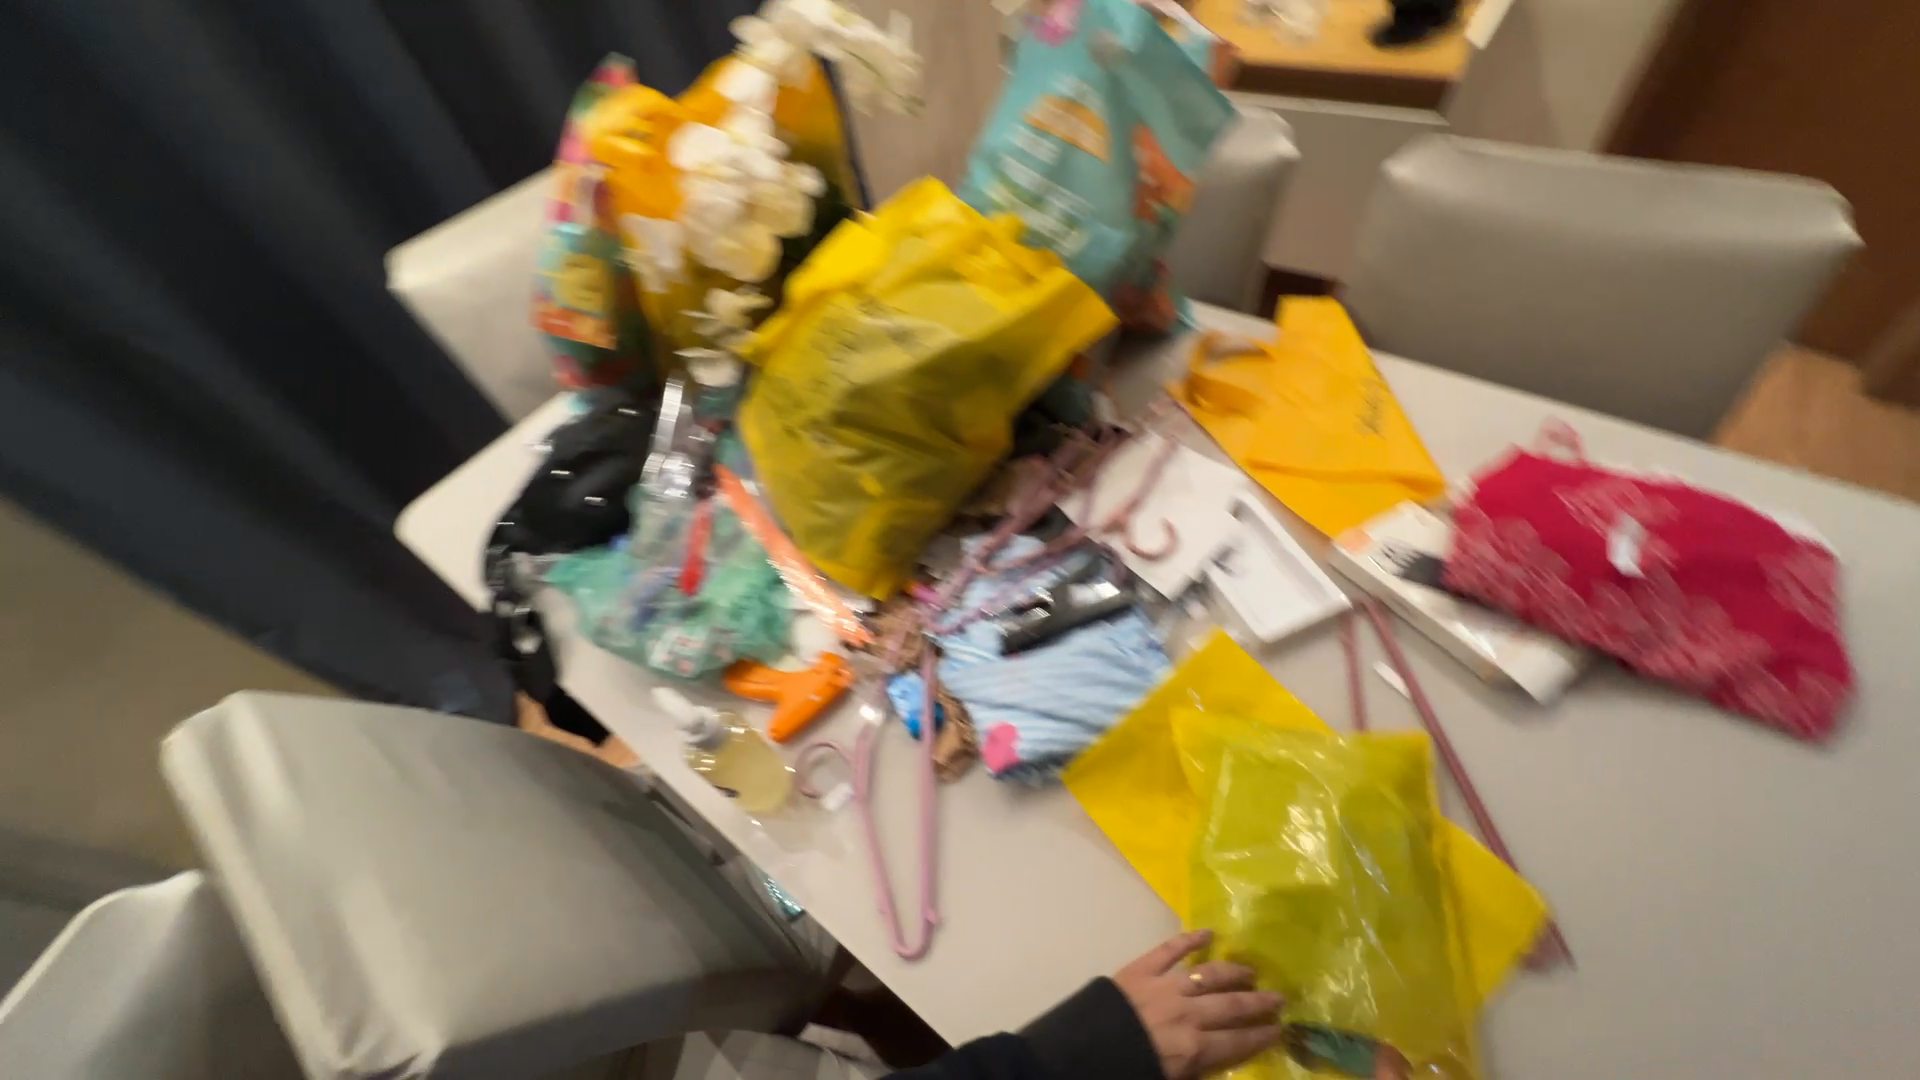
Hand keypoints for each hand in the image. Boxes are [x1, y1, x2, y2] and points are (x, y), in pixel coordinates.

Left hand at [1113, 929, 1282, 1079]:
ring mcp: (1166, 986)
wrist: (1087, 1052)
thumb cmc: (1128, 1069)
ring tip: (1251, 970)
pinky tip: (1208, 932)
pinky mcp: (1142, 968)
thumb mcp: (1171, 1079)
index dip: (1261, 1035)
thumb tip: (1218, 1057)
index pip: (1238, 1042)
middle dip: (1258, 1002)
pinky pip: (1170, 950)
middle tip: (1279, 996)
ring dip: (1232, 971)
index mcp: (1195, 1048)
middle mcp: (1188, 1014)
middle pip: (1231, 1006)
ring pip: (1207, 975)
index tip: (1280, 1029)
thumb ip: (1198, 1065)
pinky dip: (1190, 939)